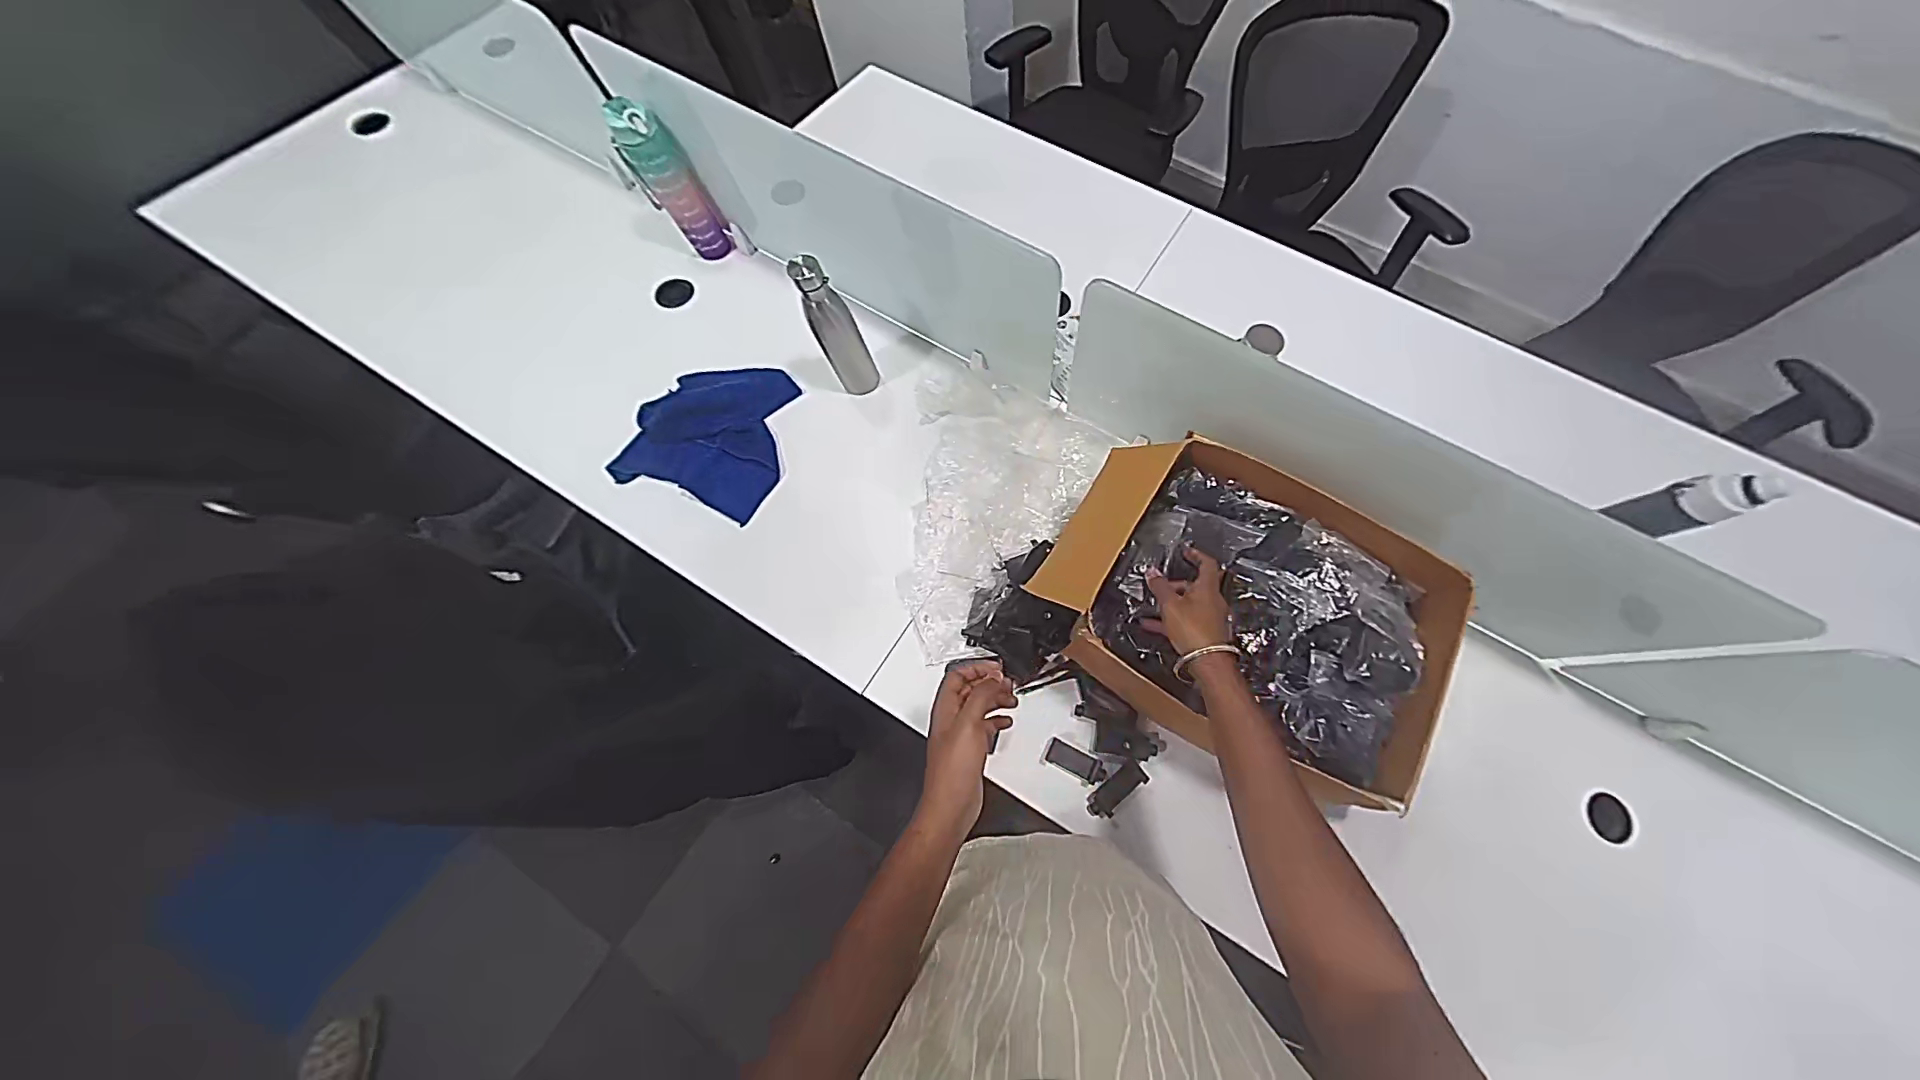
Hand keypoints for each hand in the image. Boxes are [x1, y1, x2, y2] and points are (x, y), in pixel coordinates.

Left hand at [919, 660, 1015, 835]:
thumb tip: (993, 680)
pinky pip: (985, 725)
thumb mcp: (969, 724)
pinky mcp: (970, 749)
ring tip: (1010, 697)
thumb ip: (981, 697)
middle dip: (989, 681)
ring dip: (995, 698)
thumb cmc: (952, 773)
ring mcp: (961, 735)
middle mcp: (951, 719)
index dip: (977, 668)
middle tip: (1007, 682)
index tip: (996, 669)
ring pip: (979, 706)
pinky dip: (997, 718)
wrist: (951, 806)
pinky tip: (1005, 720)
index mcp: (946, 709)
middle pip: (970, 689)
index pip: (958, 676)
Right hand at [1144, 546, 1232, 653]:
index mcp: (1207, 588)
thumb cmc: (1195, 631)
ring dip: (1172, 603)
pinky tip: (1154, 625)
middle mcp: (1212, 601)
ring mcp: (1210, 617)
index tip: (1187, 551)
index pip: (1207, 564)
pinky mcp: (1205, 632)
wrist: (1207, 661)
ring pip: (1189, 604)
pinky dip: (1171, 620)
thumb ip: (1160, 587)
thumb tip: (1153, 573)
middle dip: (1176, 584)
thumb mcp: (1170, 605)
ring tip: (1154, 606)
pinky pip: (1185, 620)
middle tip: (1161, 585)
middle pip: (1195, 586)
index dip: (1196, 555)